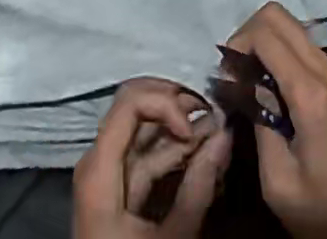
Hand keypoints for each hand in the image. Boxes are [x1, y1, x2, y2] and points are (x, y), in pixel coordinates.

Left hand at [74, 78, 231, 238]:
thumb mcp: (172, 237)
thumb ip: (200, 185)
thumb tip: (227, 133)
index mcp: (99, 168)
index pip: (130, 102)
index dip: (166, 103)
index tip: (193, 126)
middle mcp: (100, 160)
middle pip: (136, 105)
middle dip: (177, 103)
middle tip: (212, 111)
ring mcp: (110, 173)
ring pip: (146, 128)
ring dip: (183, 124)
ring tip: (218, 127)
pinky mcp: (122, 188)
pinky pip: (149, 153)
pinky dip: (177, 147)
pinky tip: (205, 148)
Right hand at [226, 3, 326, 238]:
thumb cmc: (326, 210)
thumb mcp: (278, 181)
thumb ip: (258, 123)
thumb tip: (244, 86)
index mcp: (312, 92)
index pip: (267, 34)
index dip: (237, 45)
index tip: (224, 77)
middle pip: (280, 16)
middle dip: (248, 34)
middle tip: (234, 72)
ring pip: (294, 28)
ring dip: (266, 43)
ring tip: (250, 82)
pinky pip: (306, 48)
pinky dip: (282, 54)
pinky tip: (273, 89)